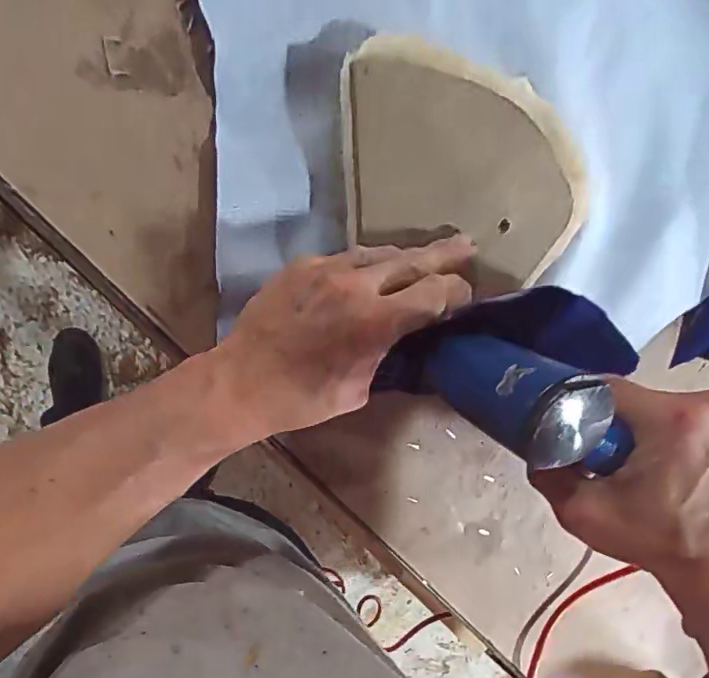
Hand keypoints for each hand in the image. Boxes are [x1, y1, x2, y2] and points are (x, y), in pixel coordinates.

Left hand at [211, 237, 475, 437]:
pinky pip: (346, 258)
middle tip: (467, 247)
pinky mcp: (303, 266)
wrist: (241, 382)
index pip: (433, 294)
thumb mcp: (355, 391)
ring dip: (405, 257)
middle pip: (413, 261)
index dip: (457, 293)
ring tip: (423, 257)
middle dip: (445, 255)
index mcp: (374, 323)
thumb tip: (403, 344)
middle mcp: (356, 285)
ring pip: (379, 253)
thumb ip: (385, 358)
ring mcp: (326, 269)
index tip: (465, 297)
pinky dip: (366, 264)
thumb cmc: (300, 399)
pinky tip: (372, 271)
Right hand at [529, 380, 708, 588]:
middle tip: (601, 467)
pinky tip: (656, 471)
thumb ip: (550, 478)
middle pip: (631, 400)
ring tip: (631, 473)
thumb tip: (539, 455)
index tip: (568, 438)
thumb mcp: (585, 513)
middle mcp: (708, 404)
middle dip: (607, 429)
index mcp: (675, 419)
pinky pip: (678, 418)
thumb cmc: (663, 540)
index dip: (577, 410)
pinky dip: (659, 438)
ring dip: (633, 434)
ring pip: (653, 409)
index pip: (606, 389)